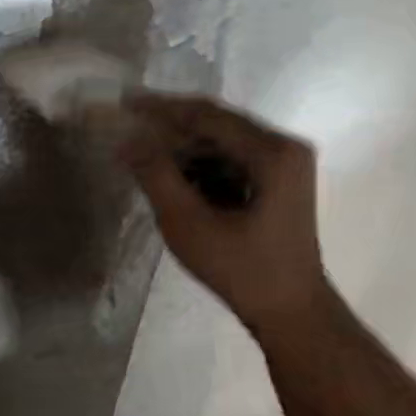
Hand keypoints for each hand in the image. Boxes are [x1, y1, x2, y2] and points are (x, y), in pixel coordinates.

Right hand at [118, 93, 330, 322]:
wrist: (291, 312)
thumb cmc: (242, 270)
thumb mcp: (188, 223)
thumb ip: (155, 176)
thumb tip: (126, 140)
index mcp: (272, 152)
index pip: (207, 114)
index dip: (162, 107)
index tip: (124, 102)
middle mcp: (284, 147)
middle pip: (217, 123)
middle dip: (170, 127)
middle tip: (127, 128)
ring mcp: (285, 165)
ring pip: (222, 142)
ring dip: (182, 147)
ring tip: (142, 154)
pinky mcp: (278, 182)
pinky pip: (231, 159)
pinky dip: (200, 164)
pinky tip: (172, 176)